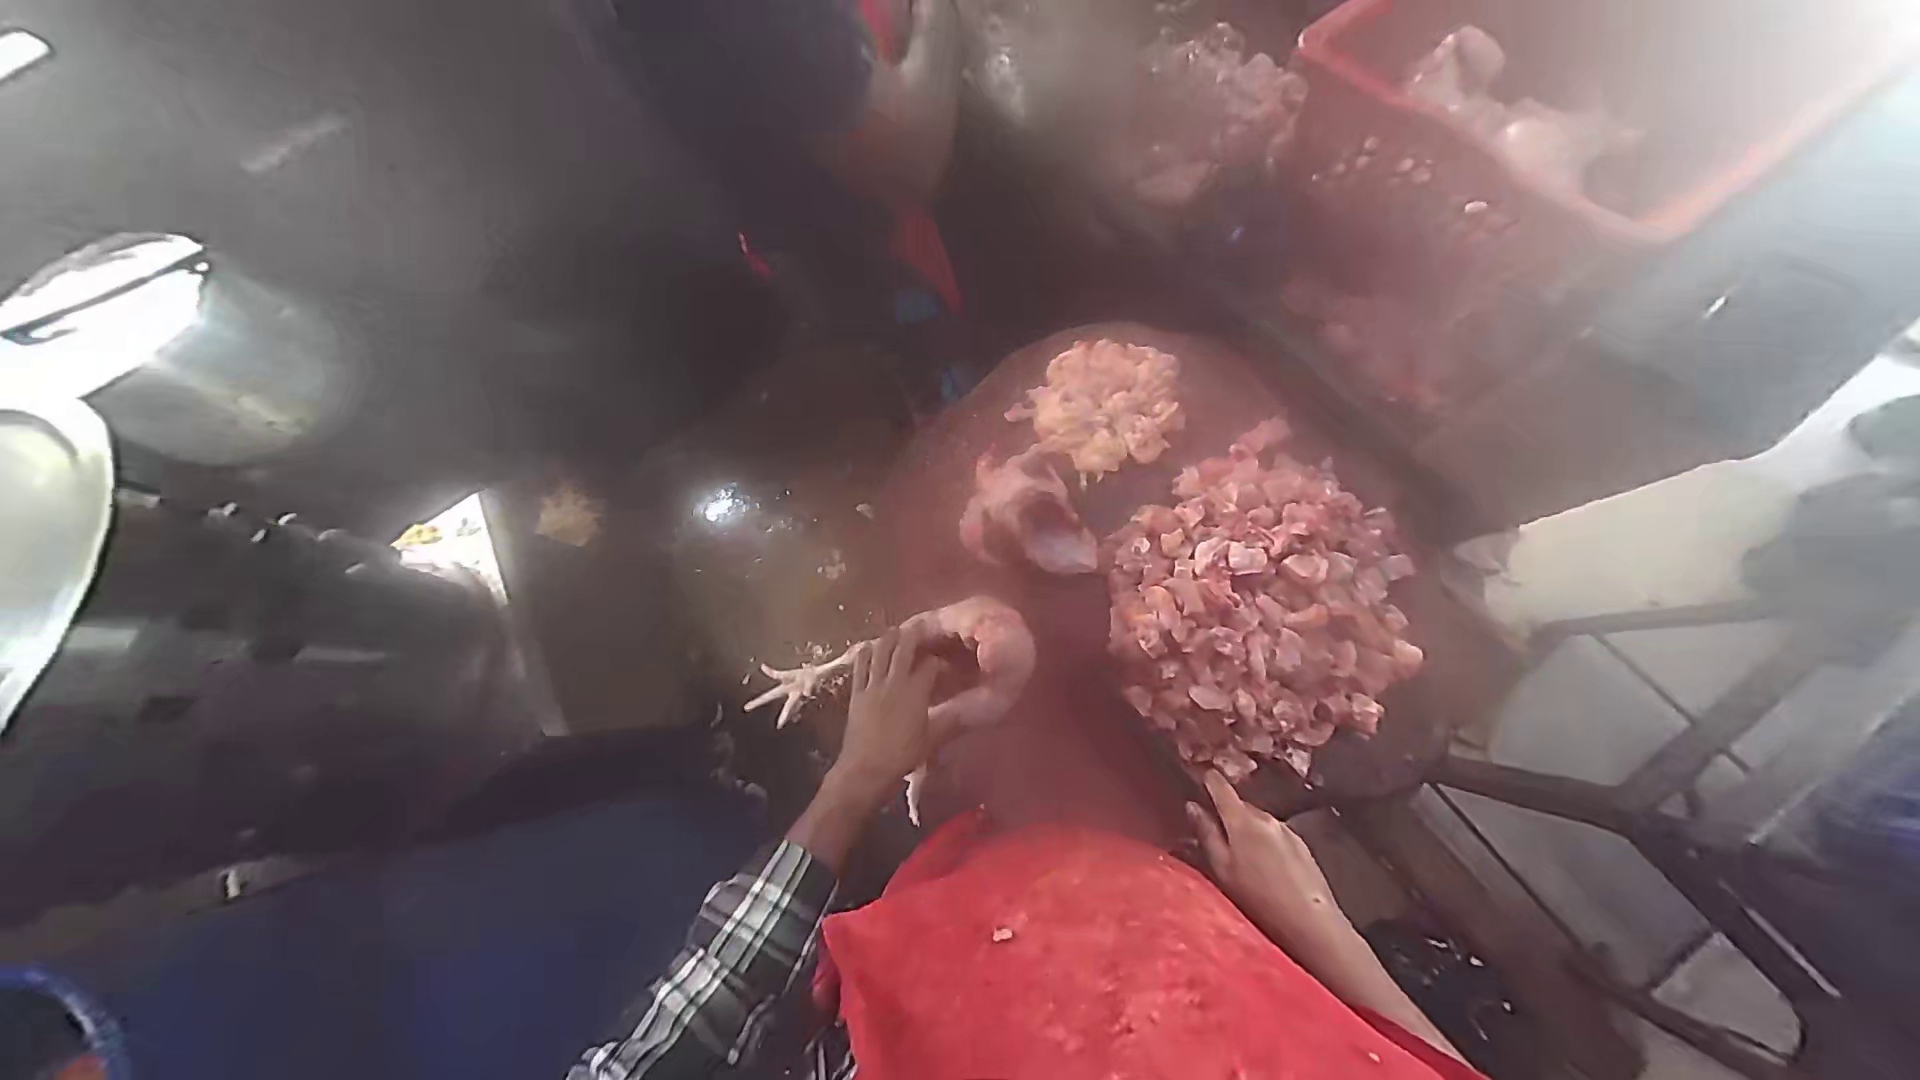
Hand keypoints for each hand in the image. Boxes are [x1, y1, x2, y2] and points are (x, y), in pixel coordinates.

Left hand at [828, 626, 945, 802]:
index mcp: (915, 691)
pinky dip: (864, 654)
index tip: (944, 663)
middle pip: (904, 649)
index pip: (930, 665)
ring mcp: (873, 685)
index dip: (939, 661)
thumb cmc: (902, 755)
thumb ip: (951, 721)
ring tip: (895, 630)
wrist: (866, 769)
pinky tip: (868, 646)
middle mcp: (894, 681)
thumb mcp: (932, 739)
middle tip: (919, 625)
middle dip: (913, 635)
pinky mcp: (857, 693)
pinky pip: (860, 667)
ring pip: (880, 652)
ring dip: (888, 638)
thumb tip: (974, 711)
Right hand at [1187, 770, 1349, 946]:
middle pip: (1239, 803)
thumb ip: (1206, 833)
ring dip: (1247, 830)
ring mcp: (1286, 829)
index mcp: (1241, 819)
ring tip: (1243, 857)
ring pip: (1257, 820)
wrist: (1313, 924)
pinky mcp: (1302, 845)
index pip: (1219, 784)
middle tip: (1217, 836)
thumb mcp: (1221, 868)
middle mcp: (1265, 816)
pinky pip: (1274, 834)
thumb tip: (1193, 805)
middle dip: (1226, 814)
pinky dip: (1265, 842)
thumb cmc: (1259, 898)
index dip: (1206, 779)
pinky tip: (1267, 867)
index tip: (1197, 783)